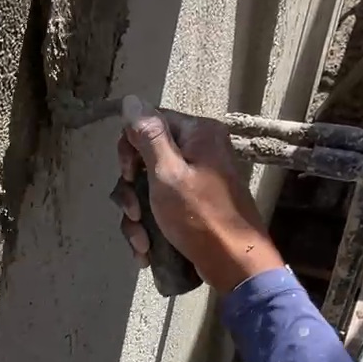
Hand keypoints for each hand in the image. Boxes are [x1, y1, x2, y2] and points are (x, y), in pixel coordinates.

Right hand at [111, 95, 284, 290]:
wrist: (232, 262)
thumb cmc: (201, 216)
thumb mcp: (168, 174)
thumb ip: (148, 137)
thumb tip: (131, 99)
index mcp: (197, 134)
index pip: (148, 123)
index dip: (129, 150)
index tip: (130, 176)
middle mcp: (197, 150)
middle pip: (143, 158)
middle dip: (132, 191)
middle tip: (135, 212)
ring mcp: (193, 178)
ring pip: (145, 187)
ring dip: (136, 216)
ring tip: (143, 241)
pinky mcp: (189, 203)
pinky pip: (156, 207)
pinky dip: (147, 227)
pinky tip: (147, 249)